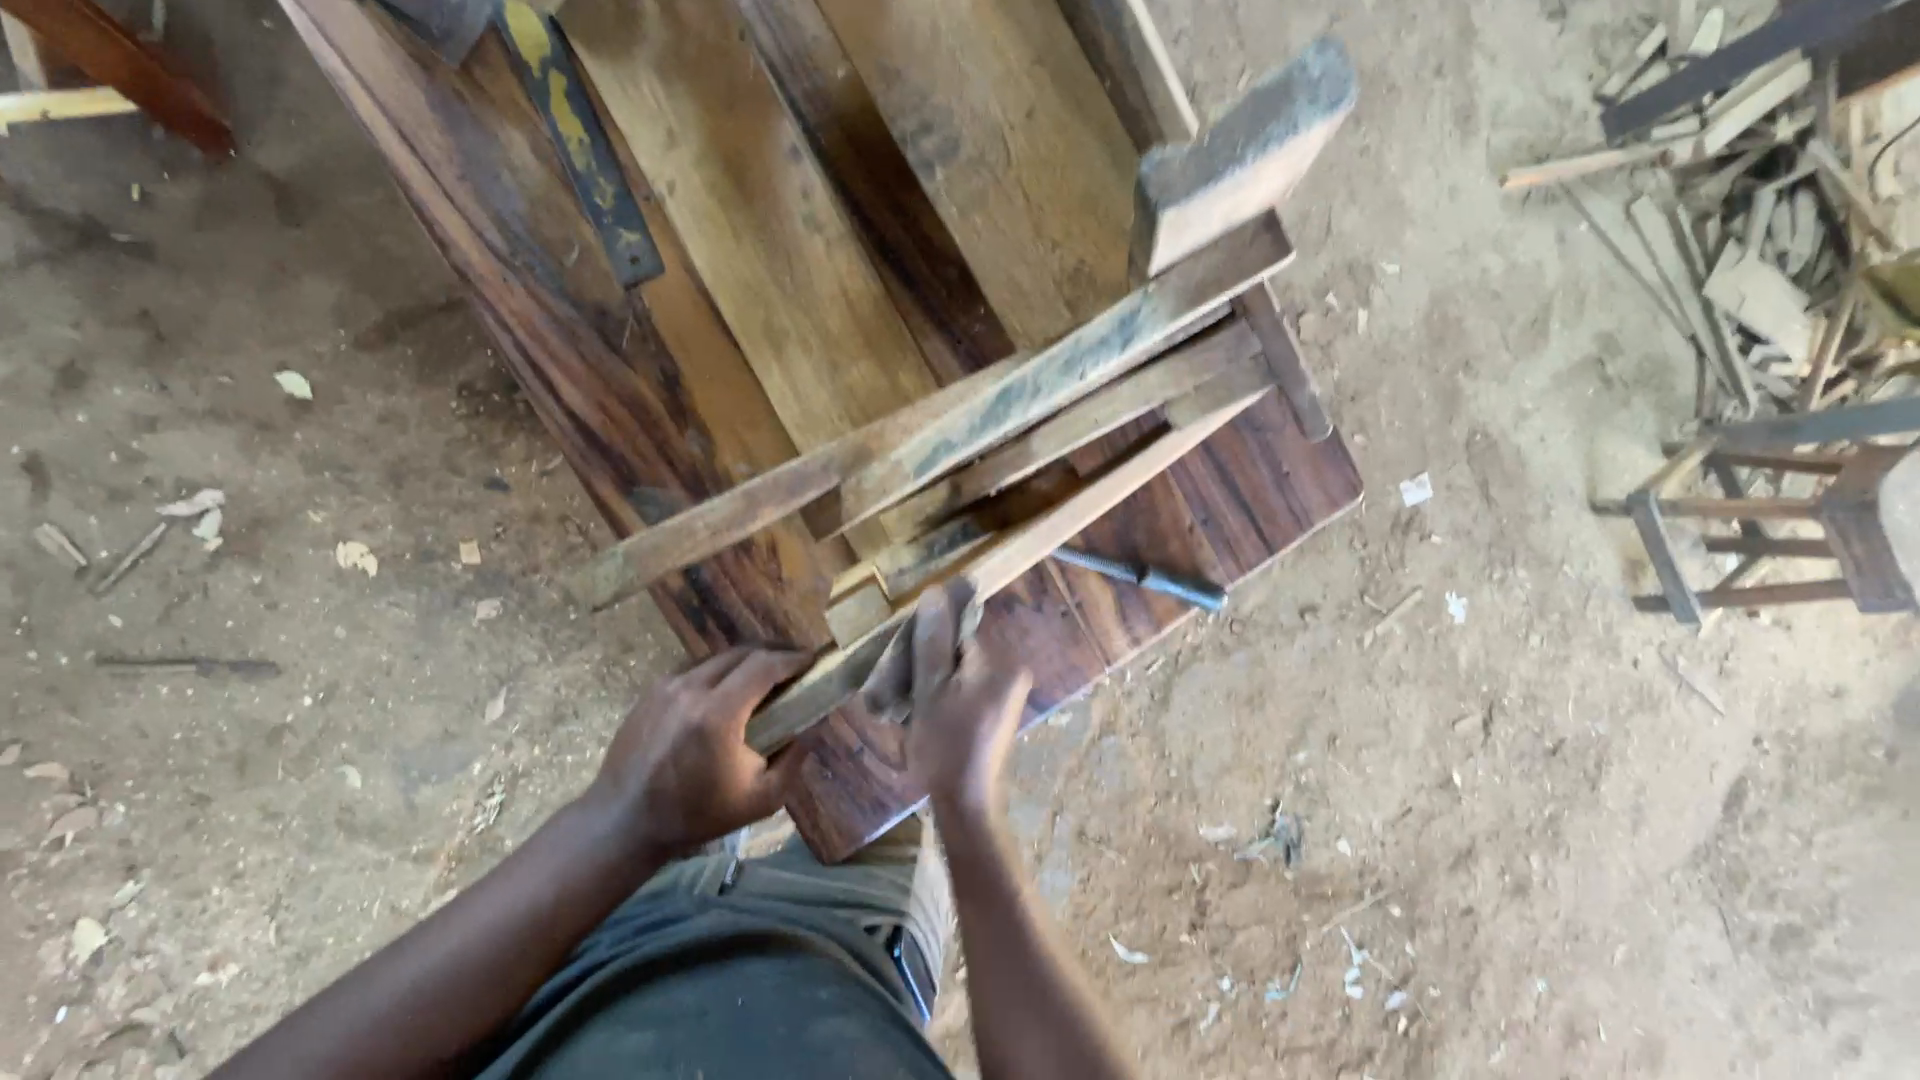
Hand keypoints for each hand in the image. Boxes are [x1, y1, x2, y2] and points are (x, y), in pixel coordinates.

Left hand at [587, 647, 809, 857]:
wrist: (624, 821)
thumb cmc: (696, 815)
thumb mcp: (760, 799)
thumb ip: (794, 759)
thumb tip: (812, 726)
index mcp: (719, 714)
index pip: (765, 665)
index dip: (793, 658)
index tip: (813, 661)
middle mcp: (692, 689)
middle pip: (743, 652)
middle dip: (774, 653)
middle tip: (794, 667)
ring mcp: (667, 686)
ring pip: (718, 657)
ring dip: (746, 660)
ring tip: (764, 677)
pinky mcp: (651, 691)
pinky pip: (695, 669)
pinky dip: (719, 671)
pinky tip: (727, 691)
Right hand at [904, 585, 1032, 821]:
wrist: (966, 804)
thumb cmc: (945, 746)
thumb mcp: (930, 689)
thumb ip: (932, 640)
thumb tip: (935, 591)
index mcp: (1001, 662)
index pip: (958, 629)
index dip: (926, 640)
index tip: (901, 660)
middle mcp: (1012, 672)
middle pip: (959, 649)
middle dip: (927, 662)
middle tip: (898, 684)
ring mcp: (1006, 695)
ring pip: (958, 670)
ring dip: (931, 681)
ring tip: (907, 704)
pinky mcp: (997, 713)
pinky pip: (965, 689)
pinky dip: (943, 696)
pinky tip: (923, 715)